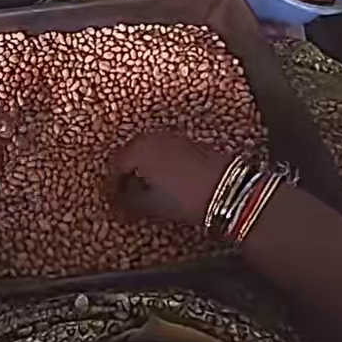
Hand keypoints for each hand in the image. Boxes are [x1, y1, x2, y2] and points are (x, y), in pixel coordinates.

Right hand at [109, 131, 235, 225]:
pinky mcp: (188, 143)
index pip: (114, 166)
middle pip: (129, 156)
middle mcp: (153, 137)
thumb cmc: (185, 196)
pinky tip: (163, 185)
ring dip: (142, 172)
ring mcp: (172, 138)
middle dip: (125, 177)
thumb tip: (117, 203)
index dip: (112, 186)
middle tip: (125, 198)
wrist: (229, 189)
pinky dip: (157, 167)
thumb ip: (127, 202)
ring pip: (146, 154)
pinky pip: (162, 153)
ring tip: (144, 194)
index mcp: (138, 148)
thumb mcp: (150, 204)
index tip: (113, 202)